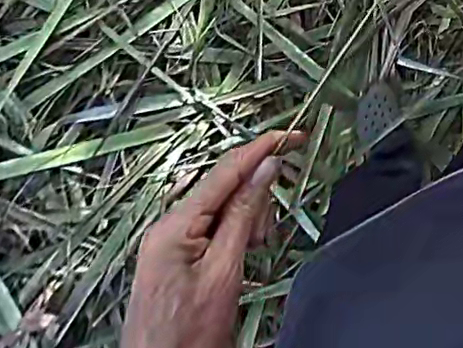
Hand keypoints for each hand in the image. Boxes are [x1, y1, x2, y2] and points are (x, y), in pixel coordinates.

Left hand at [120, 131, 302, 347]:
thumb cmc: (187, 337)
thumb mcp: (224, 271)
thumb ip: (244, 212)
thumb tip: (267, 165)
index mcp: (175, 224)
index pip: (227, 168)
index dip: (263, 148)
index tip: (293, 135)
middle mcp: (169, 224)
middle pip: (226, 186)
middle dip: (255, 199)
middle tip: (264, 235)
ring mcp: (170, 241)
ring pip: (223, 205)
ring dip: (247, 218)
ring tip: (252, 251)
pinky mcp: (176, 256)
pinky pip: (214, 226)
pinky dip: (235, 232)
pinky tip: (243, 254)